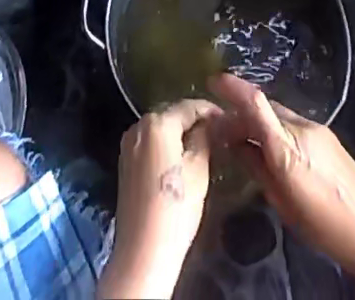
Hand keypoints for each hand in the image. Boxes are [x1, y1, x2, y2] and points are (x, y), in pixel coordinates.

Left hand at [99, 98, 220, 299]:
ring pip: (161, 129)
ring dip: (181, 133)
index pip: (190, 106)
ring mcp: (129, 143)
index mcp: (157, 122)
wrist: (143, 249)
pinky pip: (151, 143)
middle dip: (195, 120)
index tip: (229, 119)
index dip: (211, 111)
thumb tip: (212, 122)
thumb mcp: (199, 168)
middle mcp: (138, 125)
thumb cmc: (176, 206)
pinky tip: (181, 159)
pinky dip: (167, 145)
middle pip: (173, 114)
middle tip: (219, 133)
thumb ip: (205, 137)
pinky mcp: (125, 161)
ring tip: (204, 145)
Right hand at [210, 73, 354, 269]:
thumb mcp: (280, 200)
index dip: (232, 87)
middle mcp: (301, 128)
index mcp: (287, 147)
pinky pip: (292, 121)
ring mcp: (316, 128)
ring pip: (278, 113)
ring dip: (258, 119)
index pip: (256, 103)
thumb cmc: (320, 224)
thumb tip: (232, 142)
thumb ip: (254, 165)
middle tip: (222, 128)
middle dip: (240, 111)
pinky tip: (270, 145)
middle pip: (264, 106)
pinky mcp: (326, 133)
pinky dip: (275, 126)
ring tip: (243, 138)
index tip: (212, 81)